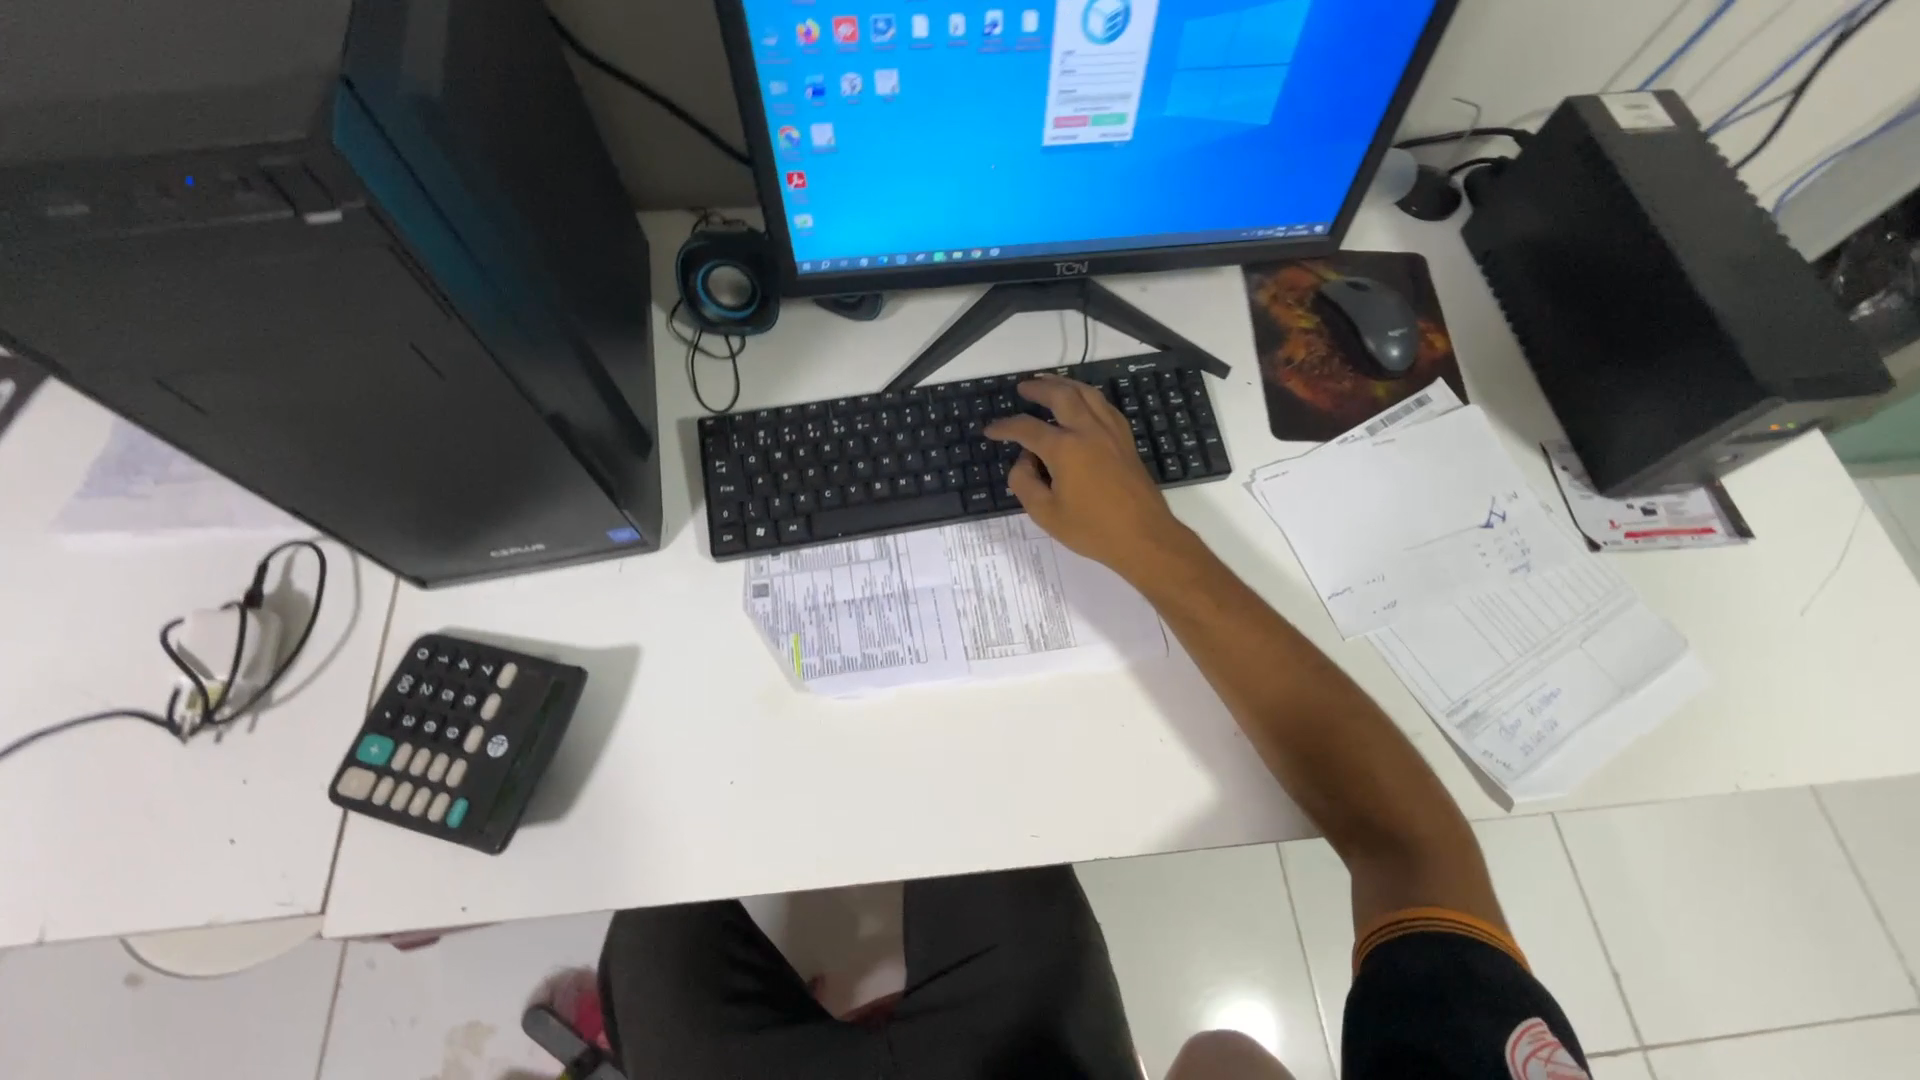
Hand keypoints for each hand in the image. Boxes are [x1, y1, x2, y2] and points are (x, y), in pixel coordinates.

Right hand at [983, 374, 1192, 580]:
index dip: (1004, 427)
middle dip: (1038, 388)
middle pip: (1060, 395)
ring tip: (1050, 383)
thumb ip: (1024, 483)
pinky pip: (1105, 407)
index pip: (1026, 428)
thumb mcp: (1045, 514)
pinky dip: (1089, 397)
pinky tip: (1084, 403)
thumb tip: (1023, 462)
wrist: (1144, 537)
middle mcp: (1088, 430)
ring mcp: (1111, 433)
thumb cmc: (1092, 529)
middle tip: (1023, 387)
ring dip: (1065, 384)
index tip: (990, 430)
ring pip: (1087, 394)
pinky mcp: (1126, 441)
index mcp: (1064, 448)